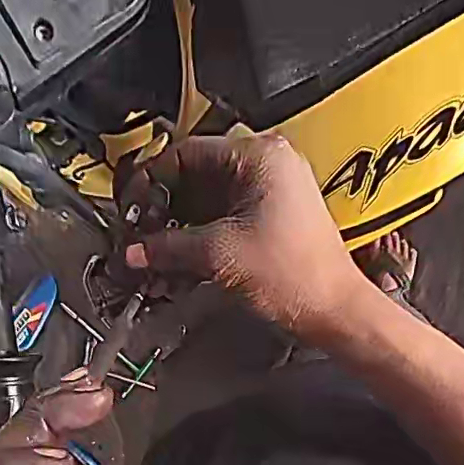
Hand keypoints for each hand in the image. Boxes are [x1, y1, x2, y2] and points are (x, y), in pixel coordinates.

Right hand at [120, 135, 371, 343]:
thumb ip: (170, 247)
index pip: (187, 153)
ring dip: (177, 236)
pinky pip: (220, 227)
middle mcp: (264, 168)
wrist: (332, 310)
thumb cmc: (295, 275)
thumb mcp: (220, 254)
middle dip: (162, 215)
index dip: (152, 180)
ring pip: (205, 208)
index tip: (131, 206)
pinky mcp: (267, 226)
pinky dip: (198, 246)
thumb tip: (135, 250)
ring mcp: (267, 197)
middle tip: (138, 237)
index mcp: (259, 156)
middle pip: (194, 182)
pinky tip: (176, 270)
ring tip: (153, 261)